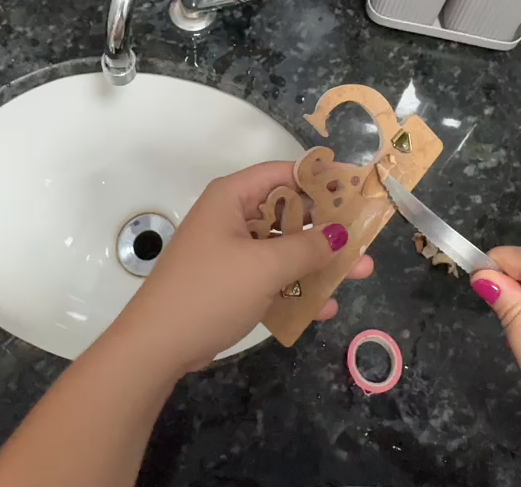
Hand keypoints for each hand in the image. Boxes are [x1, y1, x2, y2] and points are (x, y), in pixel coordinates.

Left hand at [106, 161, 371, 374]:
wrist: (156, 346)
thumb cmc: (211, 291)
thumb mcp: (265, 266)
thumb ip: (307, 247)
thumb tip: (339, 233)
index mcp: (233, 197)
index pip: (283, 173)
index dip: (319, 179)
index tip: (355, 190)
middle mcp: (231, 217)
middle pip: (287, 212)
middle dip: (327, 227)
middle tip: (364, 237)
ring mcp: (230, 251)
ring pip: (283, 247)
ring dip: (318, 261)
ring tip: (361, 273)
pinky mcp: (230, 283)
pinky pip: (271, 275)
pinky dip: (296, 287)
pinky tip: (325, 306)